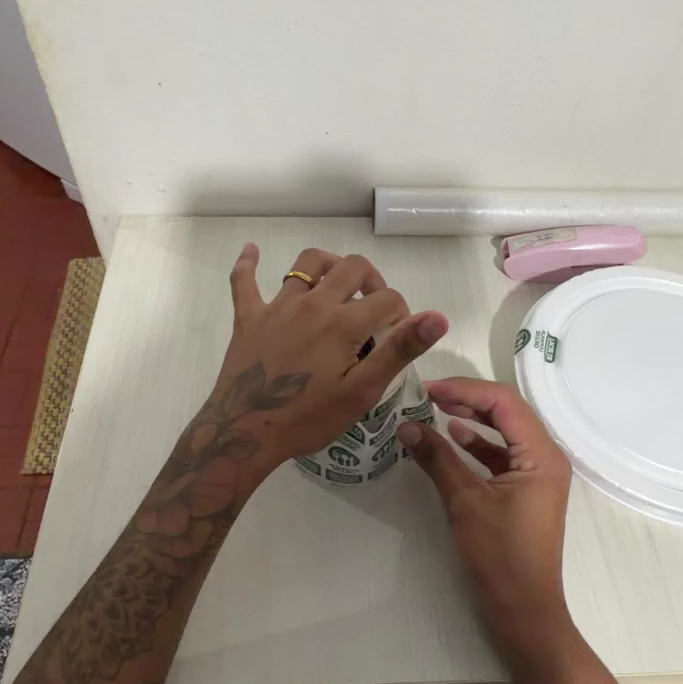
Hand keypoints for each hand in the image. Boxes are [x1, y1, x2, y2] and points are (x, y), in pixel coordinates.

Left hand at [212, 244, 447, 476]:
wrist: (245, 433)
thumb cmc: (309, 417)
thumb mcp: (363, 390)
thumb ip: (400, 349)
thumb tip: (438, 318)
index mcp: (343, 322)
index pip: (387, 299)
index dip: (402, 315)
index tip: (398, 338)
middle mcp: (312, 303)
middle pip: (352, 267)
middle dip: (372, 281)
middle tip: (374, 309)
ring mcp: (277, 306)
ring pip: (307, 263)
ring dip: (329, 265)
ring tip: (337, 283)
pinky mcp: (249, 317)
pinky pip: (244, 281)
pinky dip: (248, 263)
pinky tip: (253, 251)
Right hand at [399, 378, 573, 656]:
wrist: (524, 611)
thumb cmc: (499, 555)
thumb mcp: (464, 501)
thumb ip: (437, 457)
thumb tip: (405, 424)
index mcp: (542, 454)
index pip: (503, 402)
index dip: (465, 389)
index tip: (427, 390)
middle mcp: (546, 457)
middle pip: (507, 411)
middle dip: (468, 398)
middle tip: (428, 395)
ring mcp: (538, 474)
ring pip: (504, 431)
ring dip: (472, 418)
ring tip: (435, 410)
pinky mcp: (526, 490)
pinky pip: (502, 453)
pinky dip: (477, 443)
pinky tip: (453, 438)